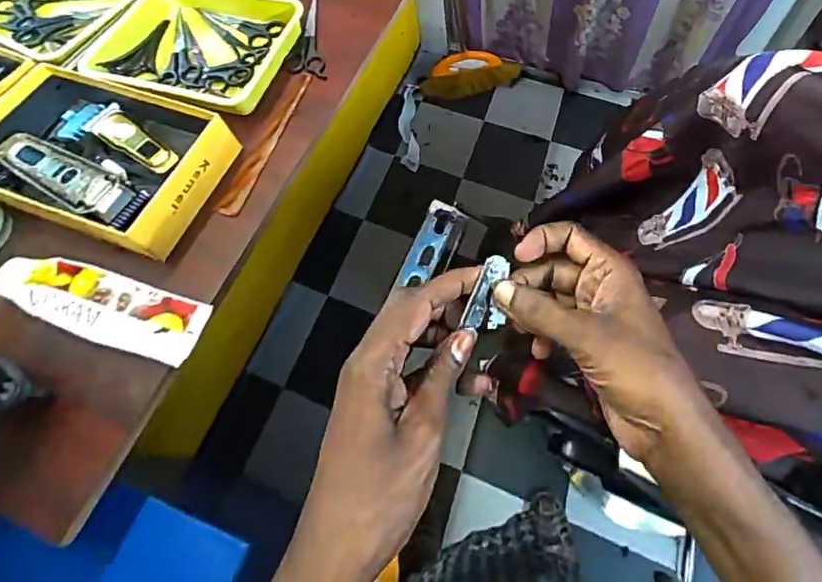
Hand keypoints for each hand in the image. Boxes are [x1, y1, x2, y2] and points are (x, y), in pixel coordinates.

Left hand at [277, 266, 480, 581]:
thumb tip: (466, 335)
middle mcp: (364, 361)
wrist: (335, 546)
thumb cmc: (380, 495)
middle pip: (406, 311)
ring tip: (481, 344)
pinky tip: (464, 378)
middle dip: (447, 303)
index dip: (449, 283)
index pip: (412, 303)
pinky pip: (405, 364)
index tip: (484, 274)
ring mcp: (366, 379)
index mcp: (371, 363)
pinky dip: (433, 363)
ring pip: (407, 336)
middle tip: (486, 308)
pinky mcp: (371, 398)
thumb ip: (443, 377)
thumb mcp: (423, 434)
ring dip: (442, 334)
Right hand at [483, 222, 715, 466]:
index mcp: (609, 270)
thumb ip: (540, 310)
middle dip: (528, 281)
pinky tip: (536, 349)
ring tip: (515, 324)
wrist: (665, 425)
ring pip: (551, 297)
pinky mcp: (587, 342)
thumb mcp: (585, 334)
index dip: (542, 240)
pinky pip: (554, 324)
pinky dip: (541, 332)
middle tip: (504, 299)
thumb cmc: (636, 367)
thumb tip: (499, 289)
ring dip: (531, 309)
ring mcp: (593, 315)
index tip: (515, 256)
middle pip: (554, 267)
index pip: (570, 236)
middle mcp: (600, 286)